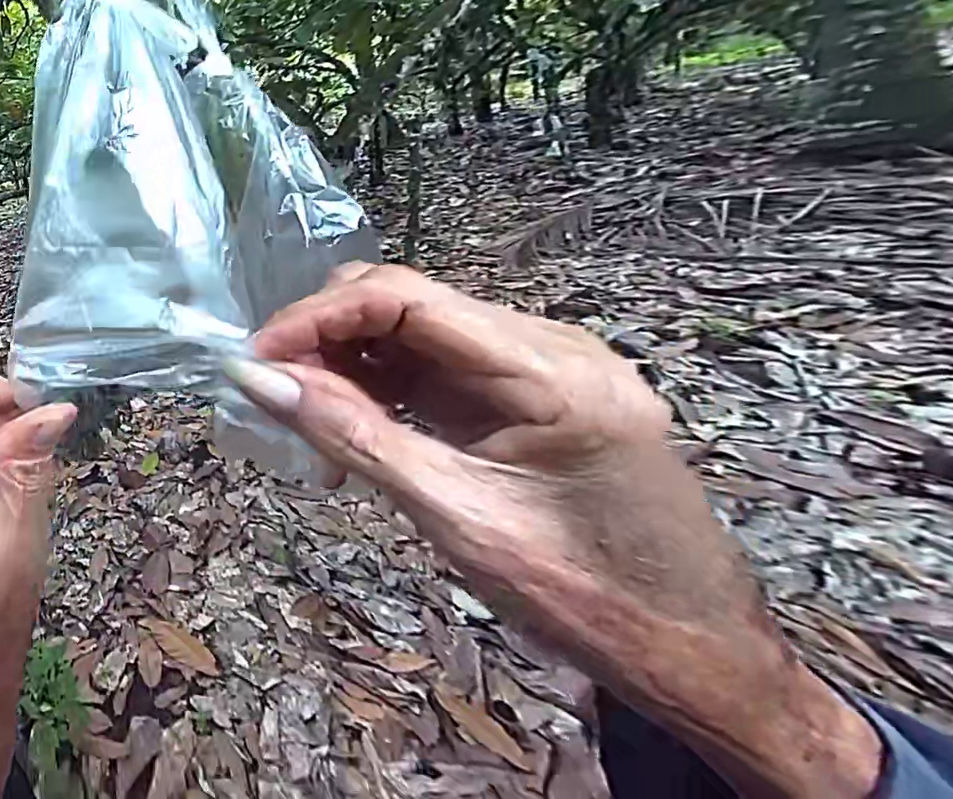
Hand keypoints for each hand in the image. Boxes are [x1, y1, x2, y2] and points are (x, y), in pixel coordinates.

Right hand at [224, 263, 880, 798]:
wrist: (696, 655)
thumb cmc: (584, 597)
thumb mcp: (454, 517)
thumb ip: (351, 436)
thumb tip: (256, 379)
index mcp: (548, 368)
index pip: (404, 297)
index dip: (316, 317)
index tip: (257, 359)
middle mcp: (545, 343)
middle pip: (403, 299)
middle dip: (325, 335)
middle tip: (277, 392)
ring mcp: (536, 361)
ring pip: (408, 327)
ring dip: (345, 361)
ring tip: (308, 419)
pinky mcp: (521, 386)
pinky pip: (428, 361)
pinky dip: (377, 384)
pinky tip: (354, 427)